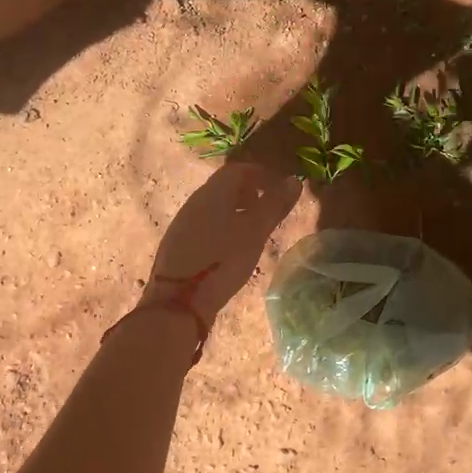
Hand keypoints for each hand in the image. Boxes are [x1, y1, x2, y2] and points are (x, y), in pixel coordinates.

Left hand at [141, 157, 303, 320]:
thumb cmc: (223, 259)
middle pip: (224, 186)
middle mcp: (195, 202)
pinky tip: (229, 247)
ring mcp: (183, 223)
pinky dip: (222, 225)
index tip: (277, 189)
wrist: (177, 303)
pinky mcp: (177, 244)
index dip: (260, 174)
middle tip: (267, 209)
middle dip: (249, 192)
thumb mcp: (256, 231)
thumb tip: (295, 179)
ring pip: (214, 205)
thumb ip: (275, 204)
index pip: (238, 169)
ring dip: (235, 209)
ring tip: (252, 230)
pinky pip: (204, 222)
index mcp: (214, 193)